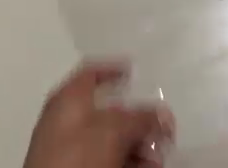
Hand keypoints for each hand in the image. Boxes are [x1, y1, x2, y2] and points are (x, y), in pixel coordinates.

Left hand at [23, 61, 173, 167]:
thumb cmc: (79, 156)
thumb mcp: (115, 130)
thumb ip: (141, 117)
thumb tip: (162, 115)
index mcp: (68, 98)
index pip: (92, 72)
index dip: (114, 70)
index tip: (135, 73)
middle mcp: (65, 120)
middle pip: (108, 111)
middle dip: (138, 121)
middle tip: (160, 130)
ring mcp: (67, 150)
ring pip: (109, 140)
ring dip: (137, 146)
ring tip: (157, 157)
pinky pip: (105, 159)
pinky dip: (126, 160)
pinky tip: (145, 166)